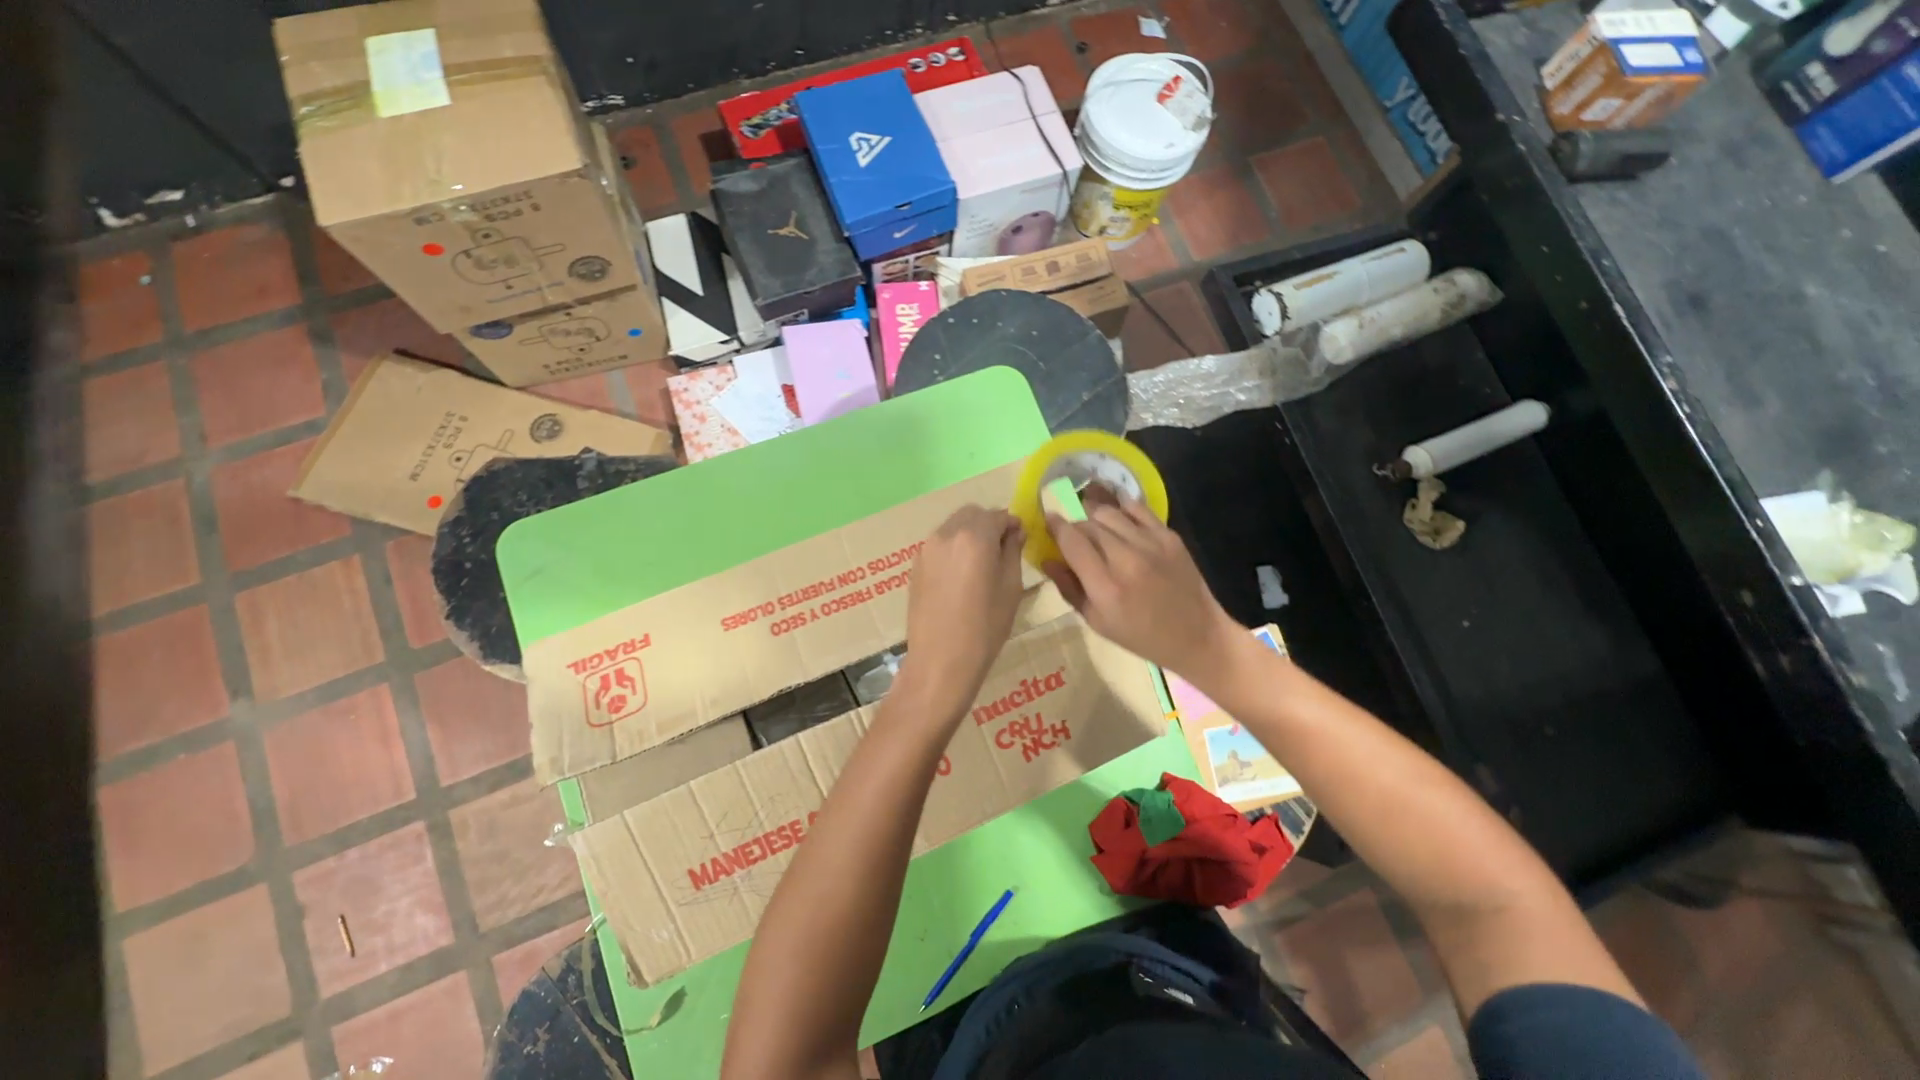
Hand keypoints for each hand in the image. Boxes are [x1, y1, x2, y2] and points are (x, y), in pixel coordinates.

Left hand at [904, 505, 1026, 695]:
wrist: (940, 660)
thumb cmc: (985, 628)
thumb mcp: (1011, 588)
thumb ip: (1012, 552)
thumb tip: (1014, 533)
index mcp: (974, 537)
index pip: (998, 515)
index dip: (1012, 524)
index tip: (1021, 539)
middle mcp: (946, 534)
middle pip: (972, 514)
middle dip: (989, 524)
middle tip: (1003, 549)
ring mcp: (926, 549)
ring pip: (953, 527)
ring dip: (970, 534)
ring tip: (982, 564)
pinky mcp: (916, 566)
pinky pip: (940, 544)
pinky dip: (954, 548)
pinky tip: (962, 575)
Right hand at [1042, 493, 1236, 677]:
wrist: (1196, 634)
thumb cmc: (1141, 636)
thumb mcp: (1098, 622)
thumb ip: (1069, 588)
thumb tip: (1046, 559)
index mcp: (1105, 587)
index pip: (1072, 542)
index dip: (1056, 525)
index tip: (1049, 519)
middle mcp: (1126, 560)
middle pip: (1088, 524)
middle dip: (1075, 524)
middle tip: (1072, 532)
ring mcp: (1151, 544)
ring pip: (1109, 513)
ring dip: (1095, 515)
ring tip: (1093, 524)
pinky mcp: (1169, 536)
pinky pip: (1137, 509)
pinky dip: (1121, 507)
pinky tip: (1116, 512)